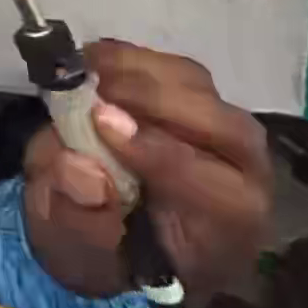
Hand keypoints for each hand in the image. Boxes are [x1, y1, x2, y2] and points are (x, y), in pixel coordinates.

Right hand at [21, 40, 271, 301]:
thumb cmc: (90, 249)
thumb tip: (82, 168)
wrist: (94, 228)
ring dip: (144, 71)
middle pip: (229, 131)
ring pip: (204, 91)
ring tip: (88, 67)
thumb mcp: (70, 249)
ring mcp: (216, 139)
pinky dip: (132, 58)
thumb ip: (77, 216)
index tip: (100, 123)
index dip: (163, 154)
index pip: (220, 192)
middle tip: (97, 88)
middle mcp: (238, 184)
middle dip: (162, 102)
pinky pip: (175, 71)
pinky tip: (92, 62)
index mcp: (218, 237)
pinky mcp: (187, 106)